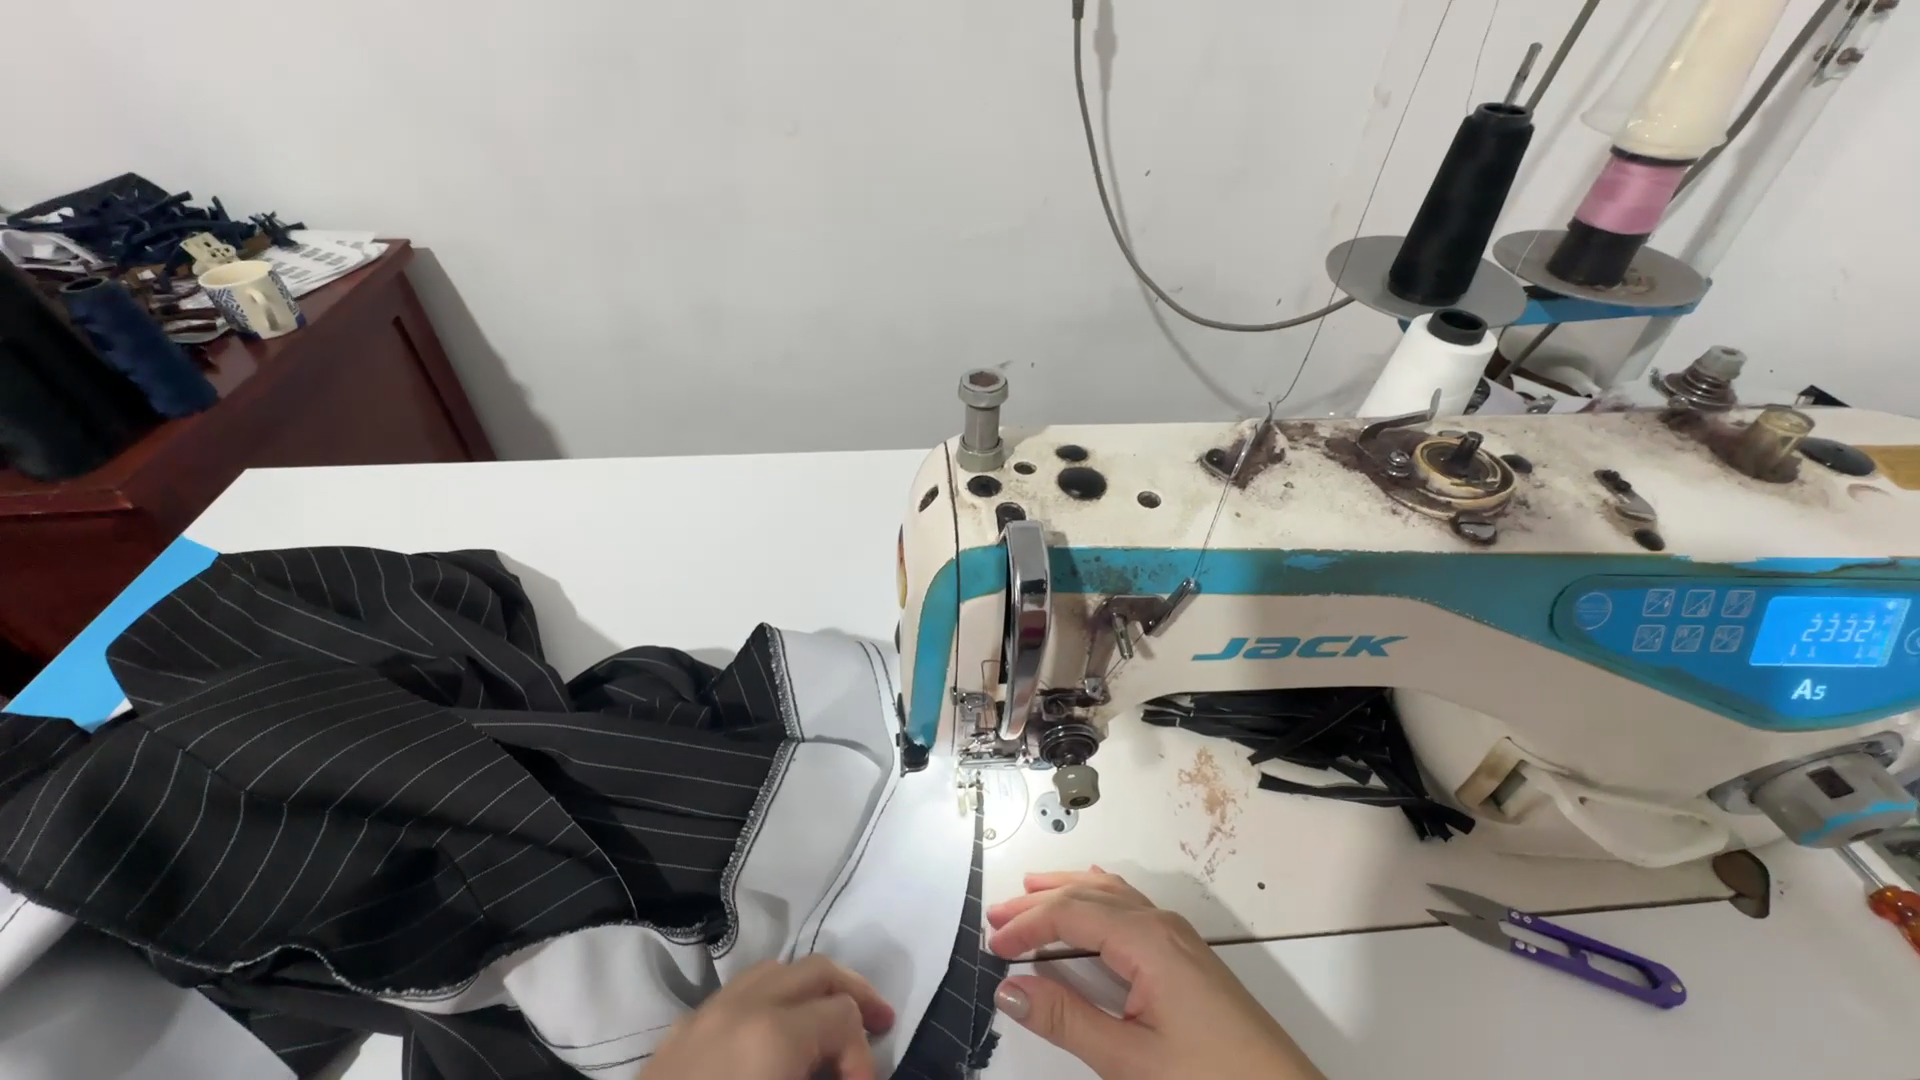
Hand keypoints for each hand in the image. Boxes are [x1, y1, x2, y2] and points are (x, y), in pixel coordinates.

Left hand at [639, 955, 895, 1079]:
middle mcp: (742, 1007)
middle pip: (816, 971)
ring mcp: (706, 1015)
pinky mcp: (679, 1034)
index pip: (844, 1017)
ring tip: (830, 1021)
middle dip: (853, 996)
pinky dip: (771, 999)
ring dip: (811, 990)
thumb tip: (854, 1072)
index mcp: (774, 1032)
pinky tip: (776, 1034)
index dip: (865, 1057)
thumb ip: (827, 1076)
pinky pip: (738, 993)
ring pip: (775, 971)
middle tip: (880, 1025)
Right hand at [987, 868, 1323, 1079]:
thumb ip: (1067, 1020)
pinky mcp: (1185, 952)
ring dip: (1066, 894)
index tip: (993, 948)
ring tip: (1028, 892)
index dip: (1027, 925)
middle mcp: (1161, 924)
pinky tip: (1090, 897)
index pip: (1072, 915)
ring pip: (1110, 894)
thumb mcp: (1130, 1061)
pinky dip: (1097, 897)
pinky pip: (1129, 905)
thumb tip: (1008, 988)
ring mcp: (1176, 935)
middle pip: (1088, 896)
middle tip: (996, 916)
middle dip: (1039, 902)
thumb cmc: (1209, 1079)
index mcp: (1147, 940)